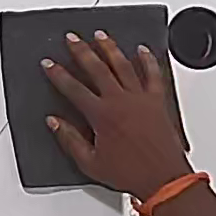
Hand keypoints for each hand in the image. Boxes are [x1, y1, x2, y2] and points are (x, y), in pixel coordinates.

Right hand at [42, 32, 191, 199]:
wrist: (165, 179)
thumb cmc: (131, 172)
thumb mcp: (90, 162)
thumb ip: (70, 139)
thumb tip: (54, 122)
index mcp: (102, 115)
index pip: (73, 88)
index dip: (58, 74)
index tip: (49, 64)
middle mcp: (121, 101)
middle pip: (97, 68)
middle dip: (81, 51)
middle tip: (72, 38)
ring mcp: (141, 99)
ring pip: (123, 65)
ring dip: (109, 48)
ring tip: (100, 35)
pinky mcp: (158, 101)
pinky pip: (153, 75)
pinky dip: (148, 60)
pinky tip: (142, 50)